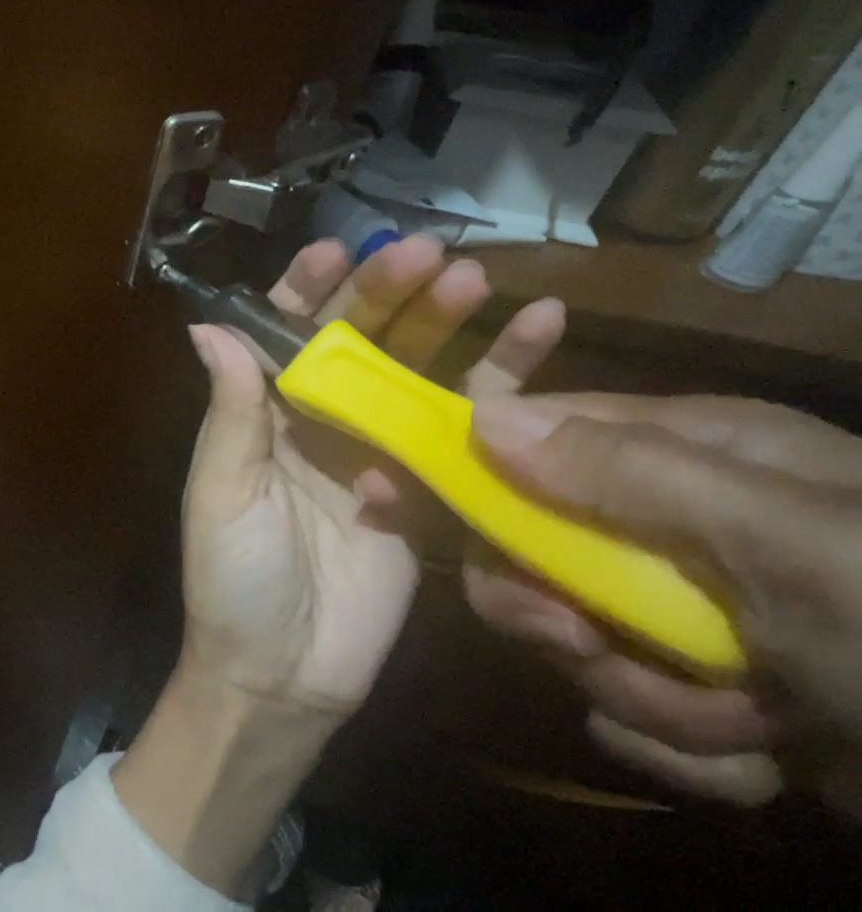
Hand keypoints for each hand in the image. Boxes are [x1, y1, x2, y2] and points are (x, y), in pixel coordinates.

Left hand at [176, 235, 564, 711]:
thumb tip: (208, 324)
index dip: (307, 291)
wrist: (284, 670)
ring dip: (445, 326)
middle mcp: (318, 424)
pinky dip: (496, 389)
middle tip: (430, 253)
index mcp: (261, 416)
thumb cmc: (233, 576)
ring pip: (413, 375)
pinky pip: (461, 433)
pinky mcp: (430, 495)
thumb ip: (230, 409)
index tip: (336, 251)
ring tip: (479, 281)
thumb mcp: (221, 488)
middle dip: (387, 295)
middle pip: (356, 344)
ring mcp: (377, 456)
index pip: (284, 336)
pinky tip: (533, 340)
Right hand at [466, 392, 861, 808]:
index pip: (530, 439)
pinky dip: (687, 749)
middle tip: (585, 642)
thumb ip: (627, 470)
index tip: (385, 497)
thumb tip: (482, 414)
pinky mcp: (707, 693)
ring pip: (575, 646)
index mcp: (695, 463)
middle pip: (529, 555)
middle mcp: (680, 531)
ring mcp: (692, 617)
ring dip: (646, 698)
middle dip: (555, 617)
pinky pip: (628, 716)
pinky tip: (768, 760)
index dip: (453, 465)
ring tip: (750, 722)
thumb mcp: (790, 540)